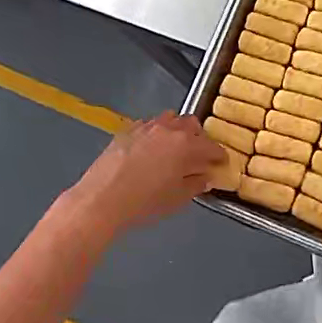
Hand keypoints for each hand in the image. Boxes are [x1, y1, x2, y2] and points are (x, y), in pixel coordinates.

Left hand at [63, 113, 224, 233]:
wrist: (100, 200)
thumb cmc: (144, 203)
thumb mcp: (177, 199)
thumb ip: (196, 184)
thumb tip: (204, 178)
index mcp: (186, 145)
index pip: (211, 147)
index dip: (219, 156)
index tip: (221, 164)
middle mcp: (168, 130)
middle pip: (192, 124)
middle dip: (199, 138)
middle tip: (198, 156)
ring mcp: (145, 127)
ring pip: (169, 120)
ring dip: (177, 131)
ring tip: (174, 149)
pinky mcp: (126, 131)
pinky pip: (148, 125)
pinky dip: (155, 134)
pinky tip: (150, 150)